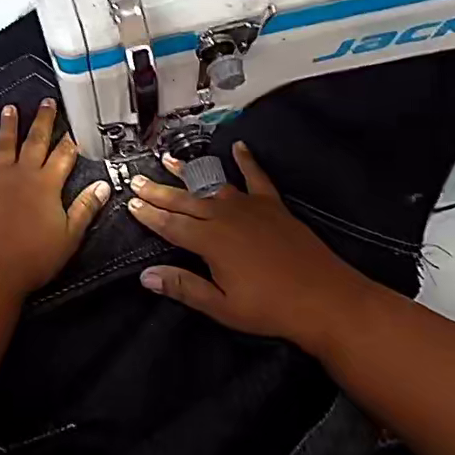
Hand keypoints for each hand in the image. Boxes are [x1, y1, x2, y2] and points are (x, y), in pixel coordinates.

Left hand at [0, 99, 110, 299]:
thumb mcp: (69, 236)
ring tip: (10, 108)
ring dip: (8, 126)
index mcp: (48, 184)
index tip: (75, 128)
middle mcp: (23, 174)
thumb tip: (104, 186)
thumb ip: (86, 208)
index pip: (64, 156)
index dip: (71, 141)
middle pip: (35, 141)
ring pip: (4, 145)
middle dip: (43, 121)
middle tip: (47, 102)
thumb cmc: (32, 256)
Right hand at [128, 143, 376, 349]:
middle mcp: (226, 216)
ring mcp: (250, 207)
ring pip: (212, 184)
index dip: (149, 214)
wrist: (323, 297)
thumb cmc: (270, 308)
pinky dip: (246, 161)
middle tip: (137, 180)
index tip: (131, 203)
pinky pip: (256, 177)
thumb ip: (183, 286)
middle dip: (158, 190)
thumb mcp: (221, 306)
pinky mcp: (273, 205)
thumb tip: (147, 275)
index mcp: (210, 241)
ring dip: (188, 172)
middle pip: (184, 200)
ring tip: (168, 159)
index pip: (170, 224)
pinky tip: (239, 147)